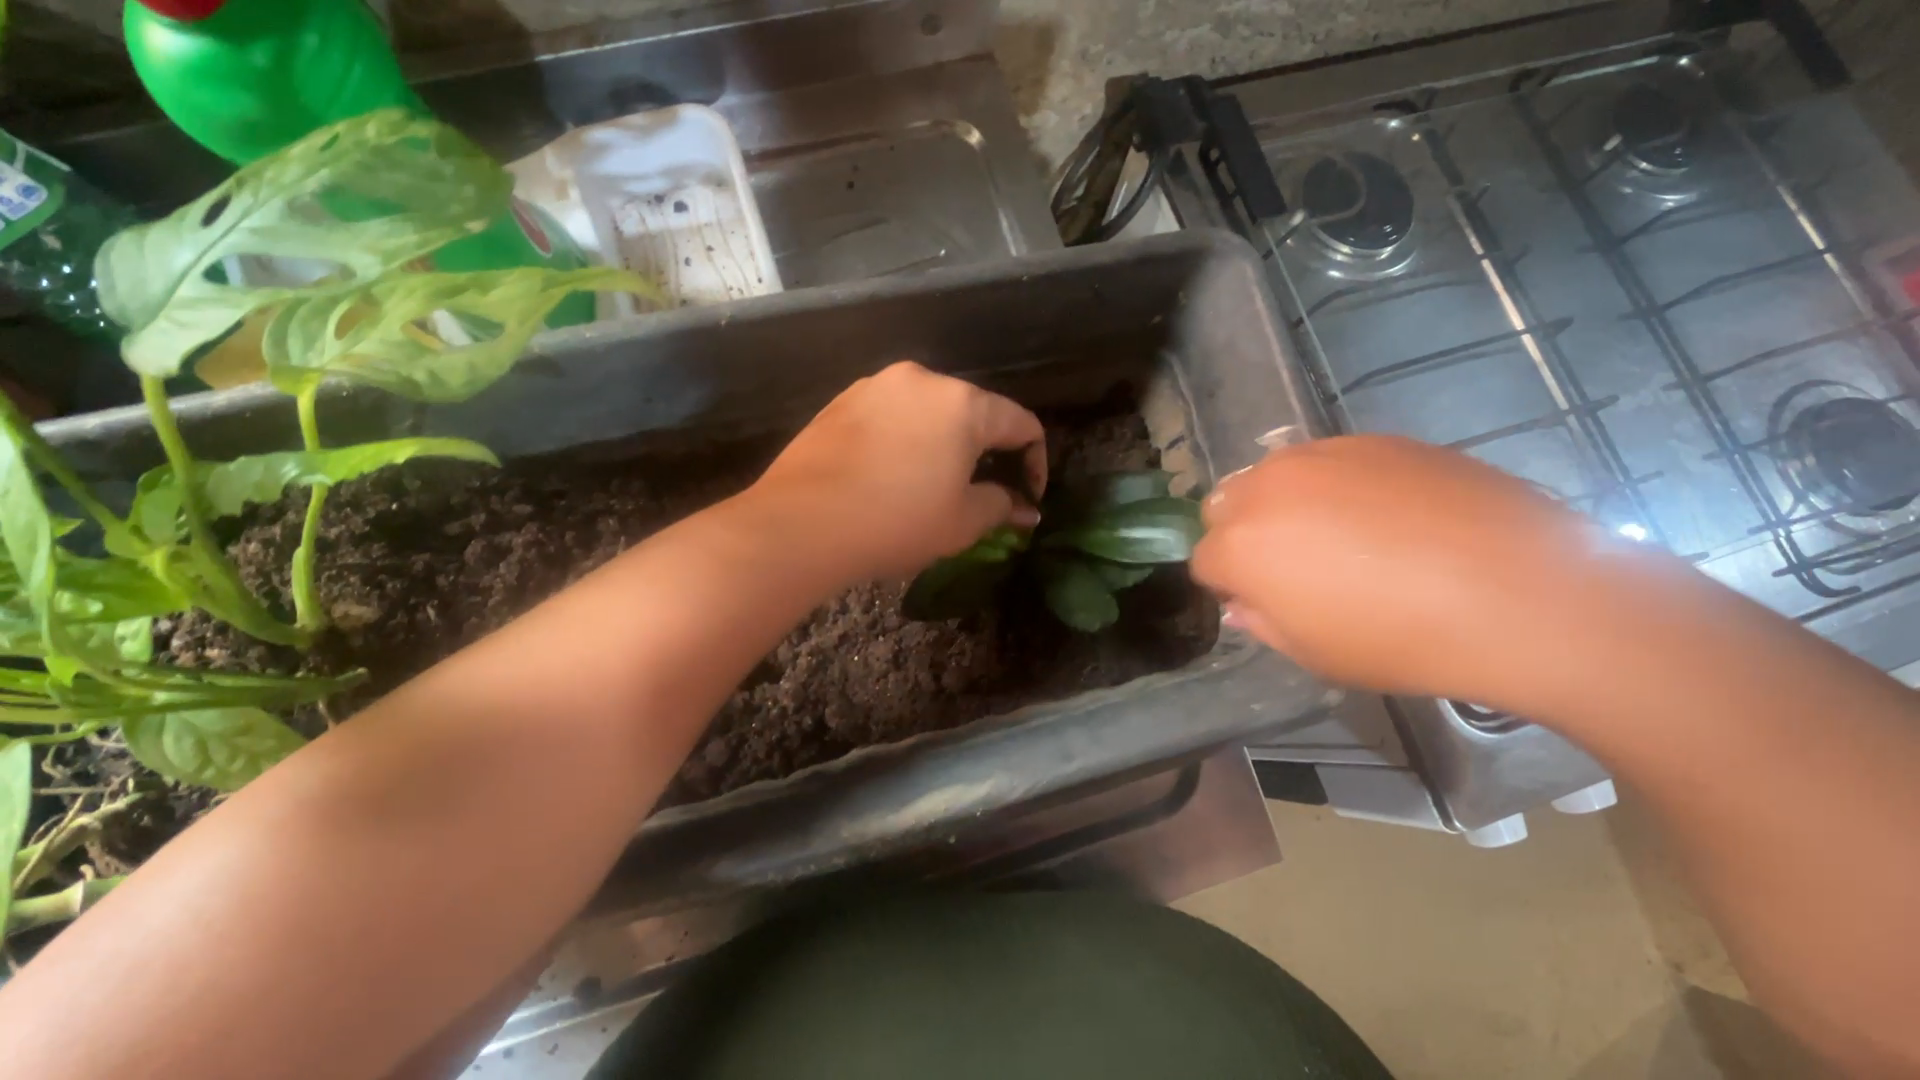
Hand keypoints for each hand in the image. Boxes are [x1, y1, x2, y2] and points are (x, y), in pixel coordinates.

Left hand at [745, 362, 1046, 581]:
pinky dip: (904, 441)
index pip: (1021, 423)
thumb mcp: (962, 522)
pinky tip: (890, 477)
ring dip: (942, 445)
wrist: (801, 523)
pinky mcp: (841, 401)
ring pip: (928, 412)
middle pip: (973, 412)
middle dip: (986, 452)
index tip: (1027, 498)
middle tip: (983, 495)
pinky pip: (890, 417)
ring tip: (932, 487)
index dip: (1035, 463)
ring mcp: (876, 386)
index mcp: (963, 403)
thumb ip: (1002, 506)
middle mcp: (922, 380)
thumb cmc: (897, 521)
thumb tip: (1026, 507)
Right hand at [1190, 435, 1672, 710]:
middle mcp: (1268, 487)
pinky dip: (1339, 485)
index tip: (1265, 604)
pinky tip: (1391, 518)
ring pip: (1275, 474)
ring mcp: (1323, 454)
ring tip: (1344, 539)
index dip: (1231, 585)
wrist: (1519, 591)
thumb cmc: (1404, 640)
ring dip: (1287, 503)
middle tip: (1296, 568)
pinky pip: (1332, 461)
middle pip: (1225, 504)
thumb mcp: (1318, 655)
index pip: (1204, 559)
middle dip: (1244, 533)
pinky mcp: (1376, 439)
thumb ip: (1265, 624)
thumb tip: (1246, 602)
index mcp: (1241, 545)